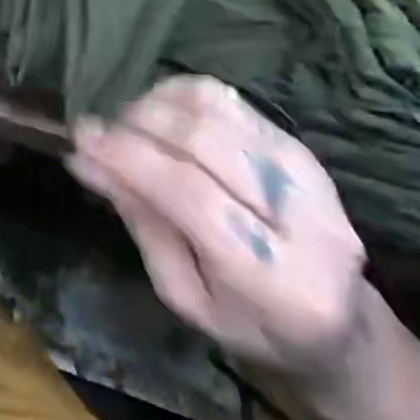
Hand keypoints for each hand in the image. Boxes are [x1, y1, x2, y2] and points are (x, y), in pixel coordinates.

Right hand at [67, 76, 368, 380]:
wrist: (338, 323)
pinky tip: (158, 115)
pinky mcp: (300, 146)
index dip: (130, 157)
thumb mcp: (184, 295)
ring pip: (217, 109)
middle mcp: (307, 220)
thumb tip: (84, 160)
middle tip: (98, 130)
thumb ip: (141, 224)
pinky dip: (178, 96)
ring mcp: (309, 175)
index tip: (81, 137)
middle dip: (137, 124)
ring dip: (156, 105)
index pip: (192, 196)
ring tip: (128, 125)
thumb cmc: (248, 321)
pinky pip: (227, 100)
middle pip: (206, 141)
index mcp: (279, 281)